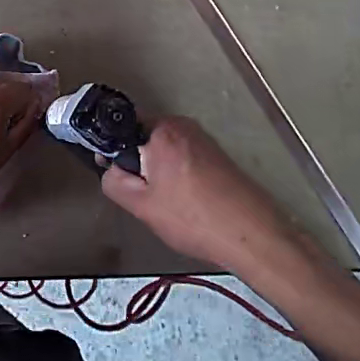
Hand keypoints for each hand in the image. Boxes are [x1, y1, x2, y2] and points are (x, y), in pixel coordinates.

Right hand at [100, 117, 289, 271]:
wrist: (249, 232)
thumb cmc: (196, 218)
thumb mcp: (140, 205)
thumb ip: (114, 181)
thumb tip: (110, 170)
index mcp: (163, 131)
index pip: (122, 127)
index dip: (114, 152)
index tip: (116, 173)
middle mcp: (185, 127)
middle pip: (144, 140)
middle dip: (139, 165)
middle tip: (145, 195)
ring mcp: (203, 140)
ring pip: (165, 152)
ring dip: (160, 174)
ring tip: (170, 204)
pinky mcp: (217, 155)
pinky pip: (185, 160)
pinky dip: (179, 178)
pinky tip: (187, 204)